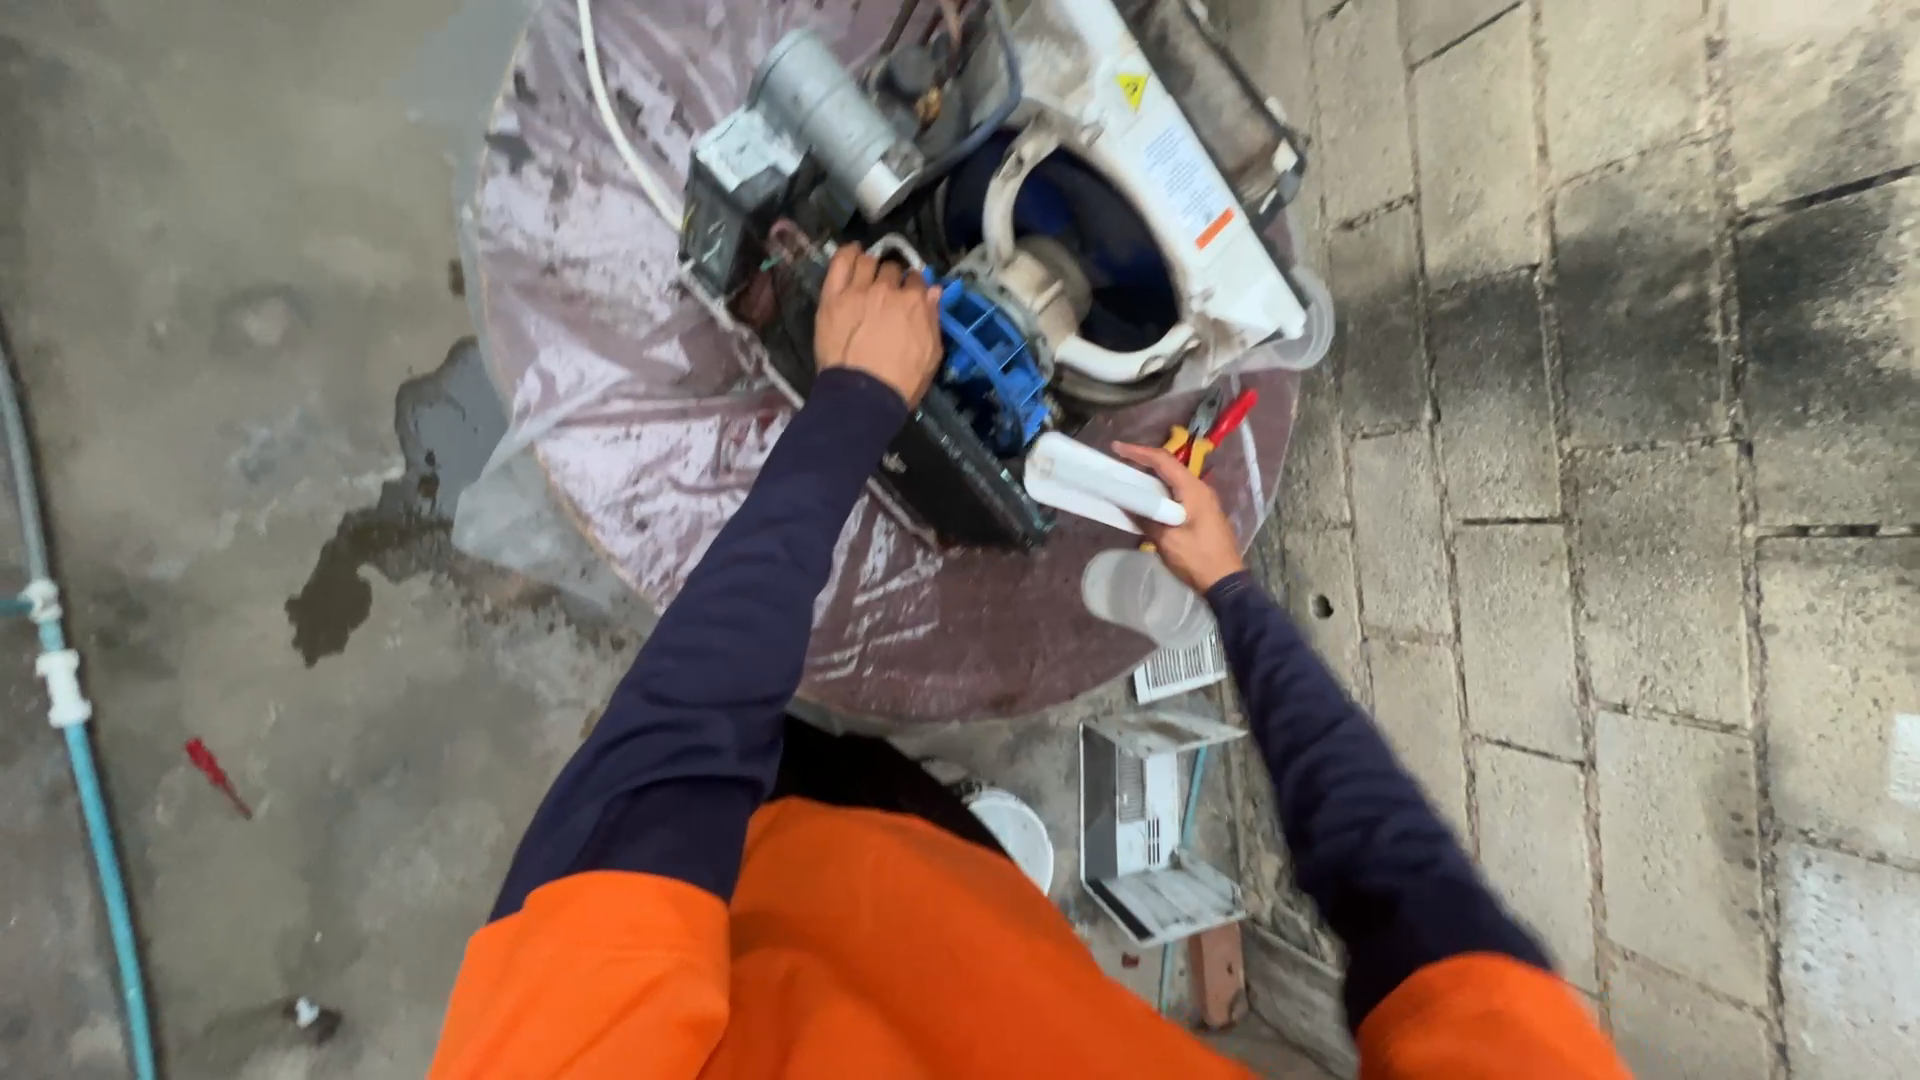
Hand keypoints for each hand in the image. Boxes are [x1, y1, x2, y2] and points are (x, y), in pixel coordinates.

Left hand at [814, 243, 945, 406]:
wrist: (863, 396)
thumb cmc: (901, 383)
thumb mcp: (931, 355)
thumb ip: (933, 320)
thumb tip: (934, 291)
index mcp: (914, 303)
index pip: (917, 280)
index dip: (913, 288)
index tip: (909, 296)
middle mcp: (887, 289)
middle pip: (892, 270)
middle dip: (892, 278)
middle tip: (887, 293)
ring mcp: (857, 290)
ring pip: (867, 262)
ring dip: (872, 266)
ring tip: (869, 275)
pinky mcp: (832, 297)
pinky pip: (840, 263)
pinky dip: (847, 254)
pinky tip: (852, 253)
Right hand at [1112, 442, 1245, 593]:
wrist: (1226, 582)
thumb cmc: (1197, 559)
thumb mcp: (1166, 540)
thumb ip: (1145, 518)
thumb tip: (1127, 504)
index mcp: (1193, 490)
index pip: (1163, 461)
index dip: (1138, 452)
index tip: (1116, 448)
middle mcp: (1200, 489)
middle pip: (1168, 467)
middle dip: (1142, 462)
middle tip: (1118, 464)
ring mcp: (1203, 501)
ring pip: (1172, 480)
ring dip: (1150, 478)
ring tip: (1128, 480)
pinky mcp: (1201, 512)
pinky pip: (1177, 494)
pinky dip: (1159, 492)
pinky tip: (1146, 500)